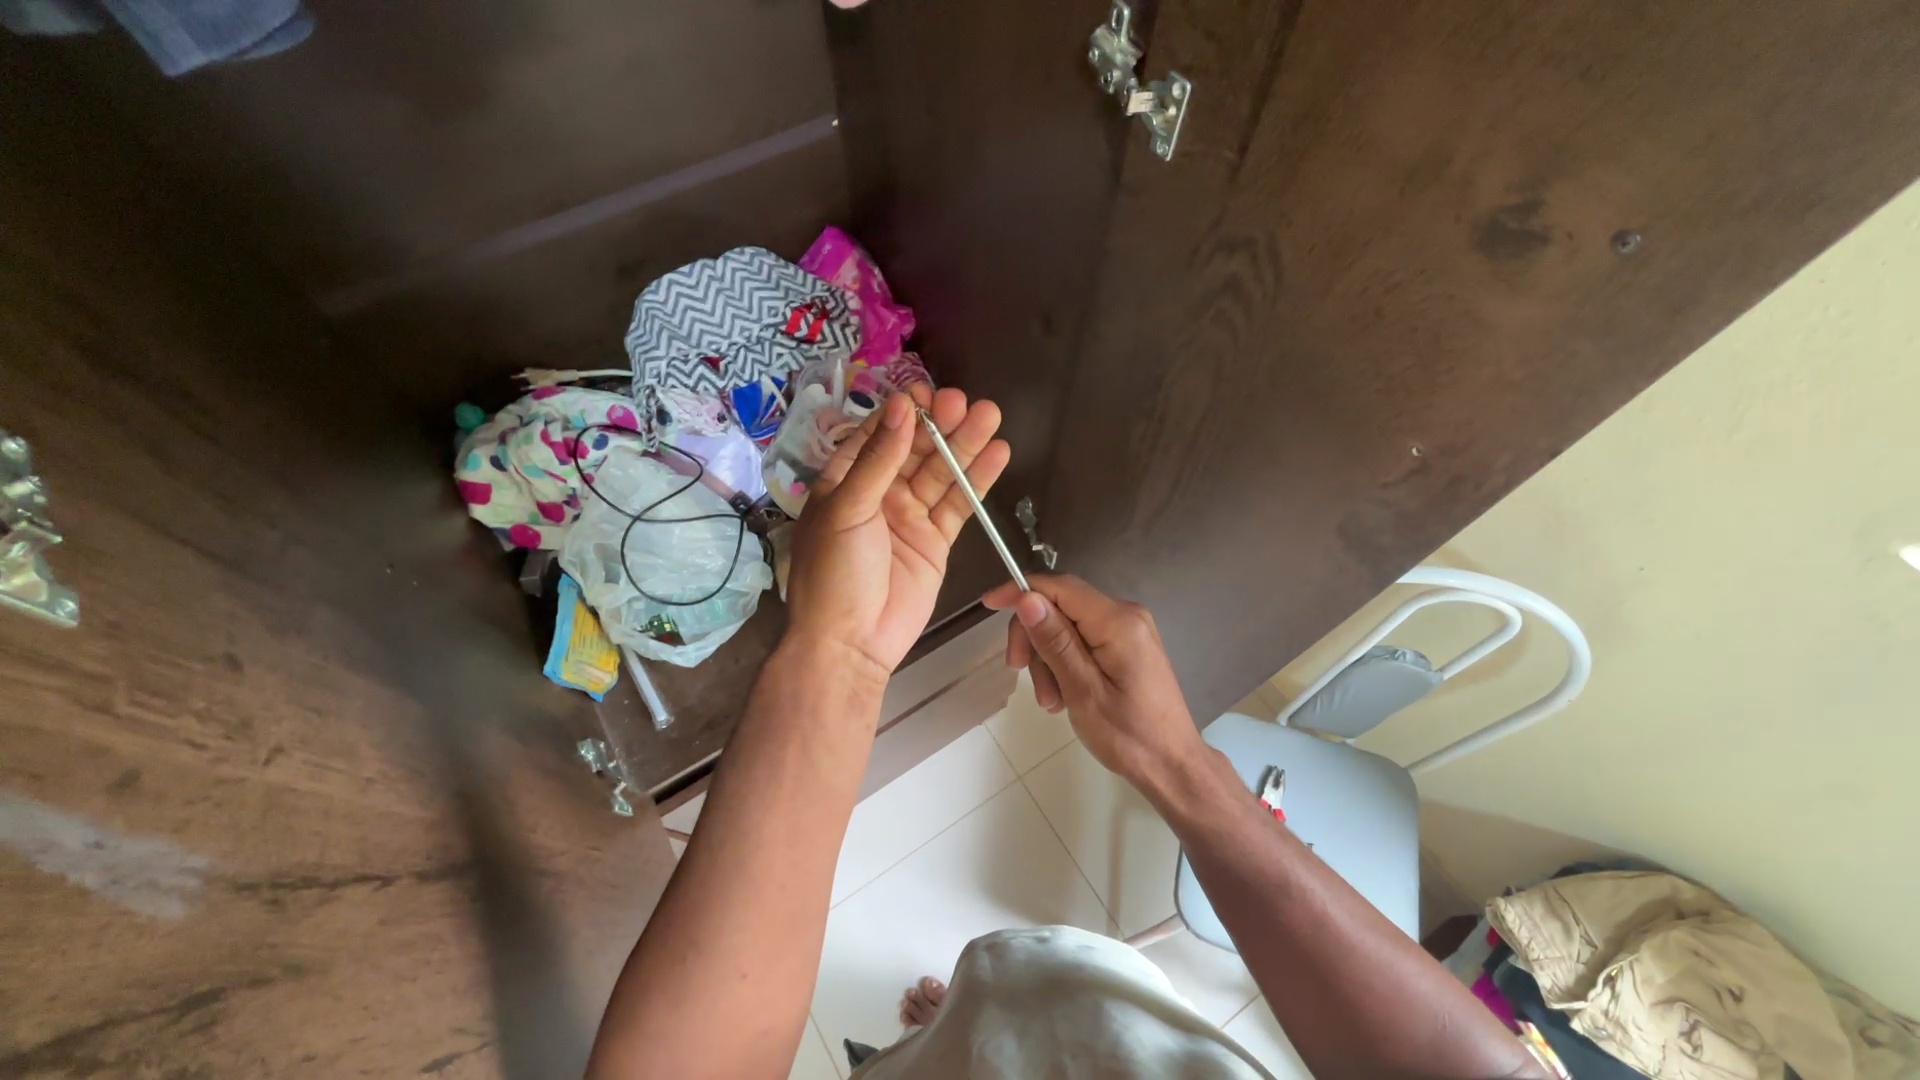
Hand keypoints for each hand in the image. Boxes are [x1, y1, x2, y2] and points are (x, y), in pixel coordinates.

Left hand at [787, 386, 1010, 675]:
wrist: (851, 642)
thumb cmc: (834, 572)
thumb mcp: (848, 508)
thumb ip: (879, 459)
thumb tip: (902, 408)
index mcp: (846, 482)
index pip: (877, 437)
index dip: (902, 414)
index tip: (926, 392)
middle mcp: (879, 495)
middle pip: (915, 451)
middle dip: (940, 426)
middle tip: (965, 401)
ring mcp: (909, 518)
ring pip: (941, 474)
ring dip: (964, 446)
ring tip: (990, 416)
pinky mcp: (935, 541)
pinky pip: (958, 505)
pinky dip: (977, 482)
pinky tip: (997, 454)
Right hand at [981, 575, 1207, 791]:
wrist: (1172, 766)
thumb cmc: (1128, 735)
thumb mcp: (1082, 690)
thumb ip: (1055, 641)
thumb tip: (1027, 598)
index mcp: (1118, 621)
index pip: (1060, 587)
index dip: (1021, 590)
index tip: (988, 605)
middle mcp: (1125, 615)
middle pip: (1060, 606)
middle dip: (1034, 638)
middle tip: (1019, 674)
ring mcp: (1128, 630)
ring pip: (1067, 627)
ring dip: (1048, 660)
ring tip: (1051, 702)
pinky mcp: (1127, 647)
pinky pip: (1083, 641)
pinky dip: (1065, 664)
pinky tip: (1064, 696)